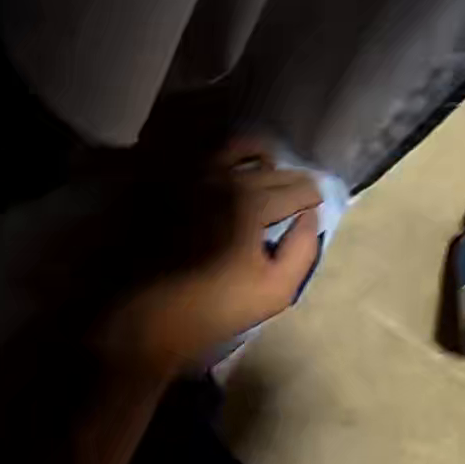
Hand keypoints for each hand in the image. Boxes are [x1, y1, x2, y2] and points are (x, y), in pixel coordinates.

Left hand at [101, 141, 322, 379]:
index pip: (298, 188)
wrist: (149, 315)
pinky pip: (206, 157)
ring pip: (238, 148)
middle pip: (271, 169)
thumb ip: (304, 249)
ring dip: (261, 157)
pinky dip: (227, 158)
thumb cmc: (216, 307)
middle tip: (300, 197)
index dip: (313, 199)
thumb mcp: (276, 290)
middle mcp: (223, 176)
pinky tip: (232, 175)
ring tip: (268, 172)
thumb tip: (311, 216)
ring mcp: (192, 176)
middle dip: (293, 181)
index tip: (315, 209)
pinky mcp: (170, 183)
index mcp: (251, 200)